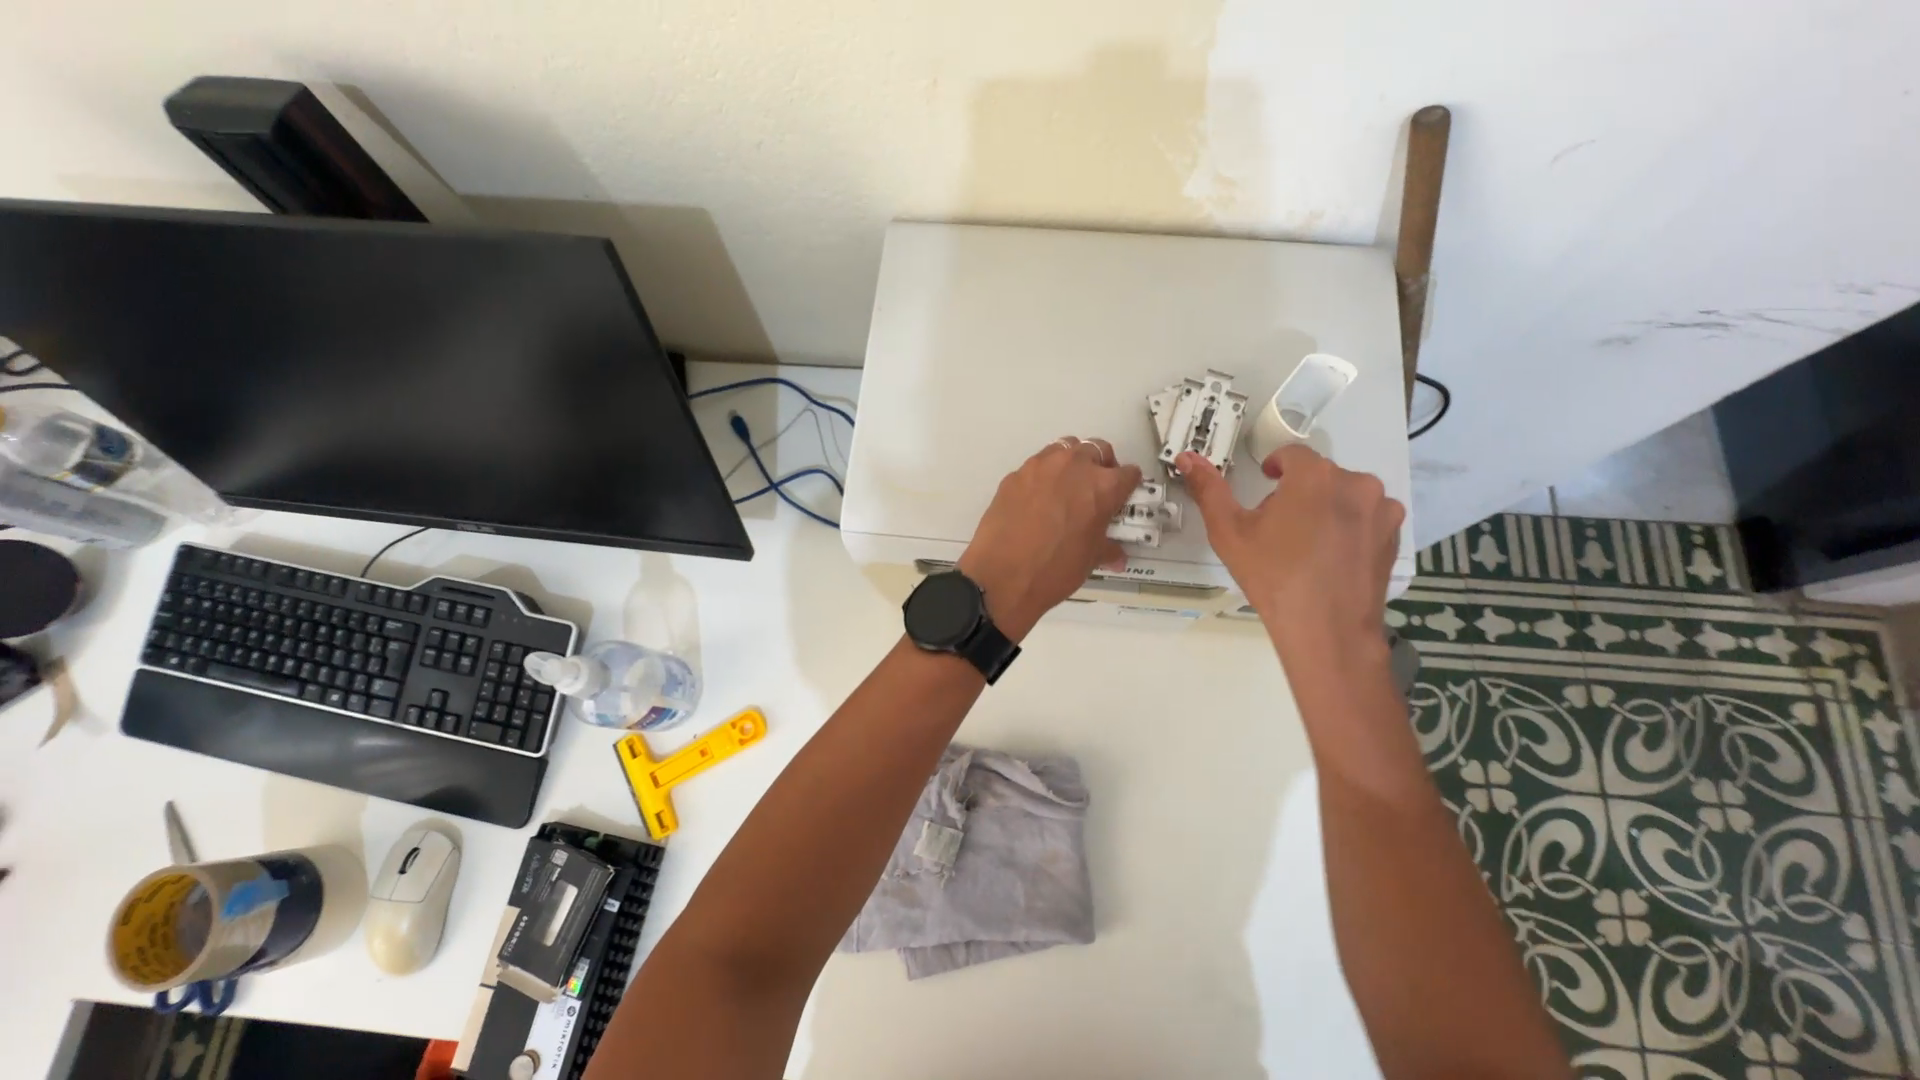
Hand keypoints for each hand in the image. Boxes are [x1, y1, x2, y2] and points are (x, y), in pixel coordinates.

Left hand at [958, 436, 1141, 640]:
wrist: (1002, 576)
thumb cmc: (1056, 569)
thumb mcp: (1090, 559)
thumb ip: (1107, 548)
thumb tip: (1116, 556)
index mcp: (1103, 486)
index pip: (1129, 474)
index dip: (1128, 487)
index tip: (1122, 497)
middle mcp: (1074, 466)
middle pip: (1097, 450)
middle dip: (1101, 466)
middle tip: (1094, 490)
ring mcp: (1041, 466)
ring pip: (1065, 448)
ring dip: (1071, 463)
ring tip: (1065, 489)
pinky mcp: (1015, 474)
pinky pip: (1036, 467)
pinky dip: (1043, 477)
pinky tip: (1036, 501)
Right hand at [1177, 445, 1403, 656]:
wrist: (1327, 629)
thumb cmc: (1274, 577)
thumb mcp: (1230, 533)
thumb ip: (1209, 490)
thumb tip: (1187, 458)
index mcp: (1314, 476)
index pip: (1292, 454)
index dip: (1275, 467)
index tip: (1266, 483)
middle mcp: (1355, 483)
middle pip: (1320, 476)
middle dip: (1300, 492)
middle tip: (1280, 526)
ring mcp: (1381, 510)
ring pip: (1346, 496)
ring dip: (1327, 508)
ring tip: (1308, 545)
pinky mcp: (1394, 535)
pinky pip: (1368, 518)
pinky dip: (1351, 528)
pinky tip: (1332, 557)